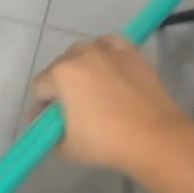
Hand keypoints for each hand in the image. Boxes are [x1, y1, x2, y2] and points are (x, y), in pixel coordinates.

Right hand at [30, 36, 192, 173]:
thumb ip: (52, 135)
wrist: (154, 137)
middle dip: (59, 86)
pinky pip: (109, 45)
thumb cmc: (106, 142)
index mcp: (60, 74)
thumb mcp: (68, 147)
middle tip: (70, 108)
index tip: (48, 123)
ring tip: (91, 88)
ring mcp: (107, 51)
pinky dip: (104, 53)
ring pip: (83, 52)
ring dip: (80, 67)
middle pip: (59, 67)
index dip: (40, 107)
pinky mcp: (131, 53)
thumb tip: (51, 129)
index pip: (39, 87)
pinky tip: (108, 67)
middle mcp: (81, 55)